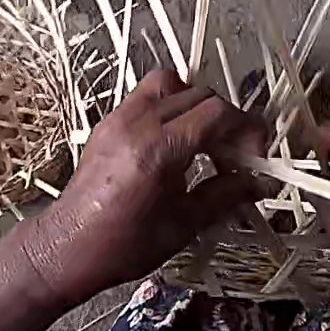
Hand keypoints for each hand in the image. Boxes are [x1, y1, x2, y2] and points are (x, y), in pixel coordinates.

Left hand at [15, 70, 265, 307]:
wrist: (67, 248)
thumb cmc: (125, 245)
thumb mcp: (184, 225)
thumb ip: (227, 195)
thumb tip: (262, 183)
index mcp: (159, 150)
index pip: (217, 112)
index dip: (246, 128)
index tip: (255, 155)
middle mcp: (139, 122)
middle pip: (201, 94)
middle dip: (228, 120)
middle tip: (235, 155)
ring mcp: (120, 116)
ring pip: (173, 82)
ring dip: (198, 103)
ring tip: (204, 139)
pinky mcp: (110, 119)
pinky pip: (148, 93)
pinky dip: (172, 104)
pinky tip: (176, 138)